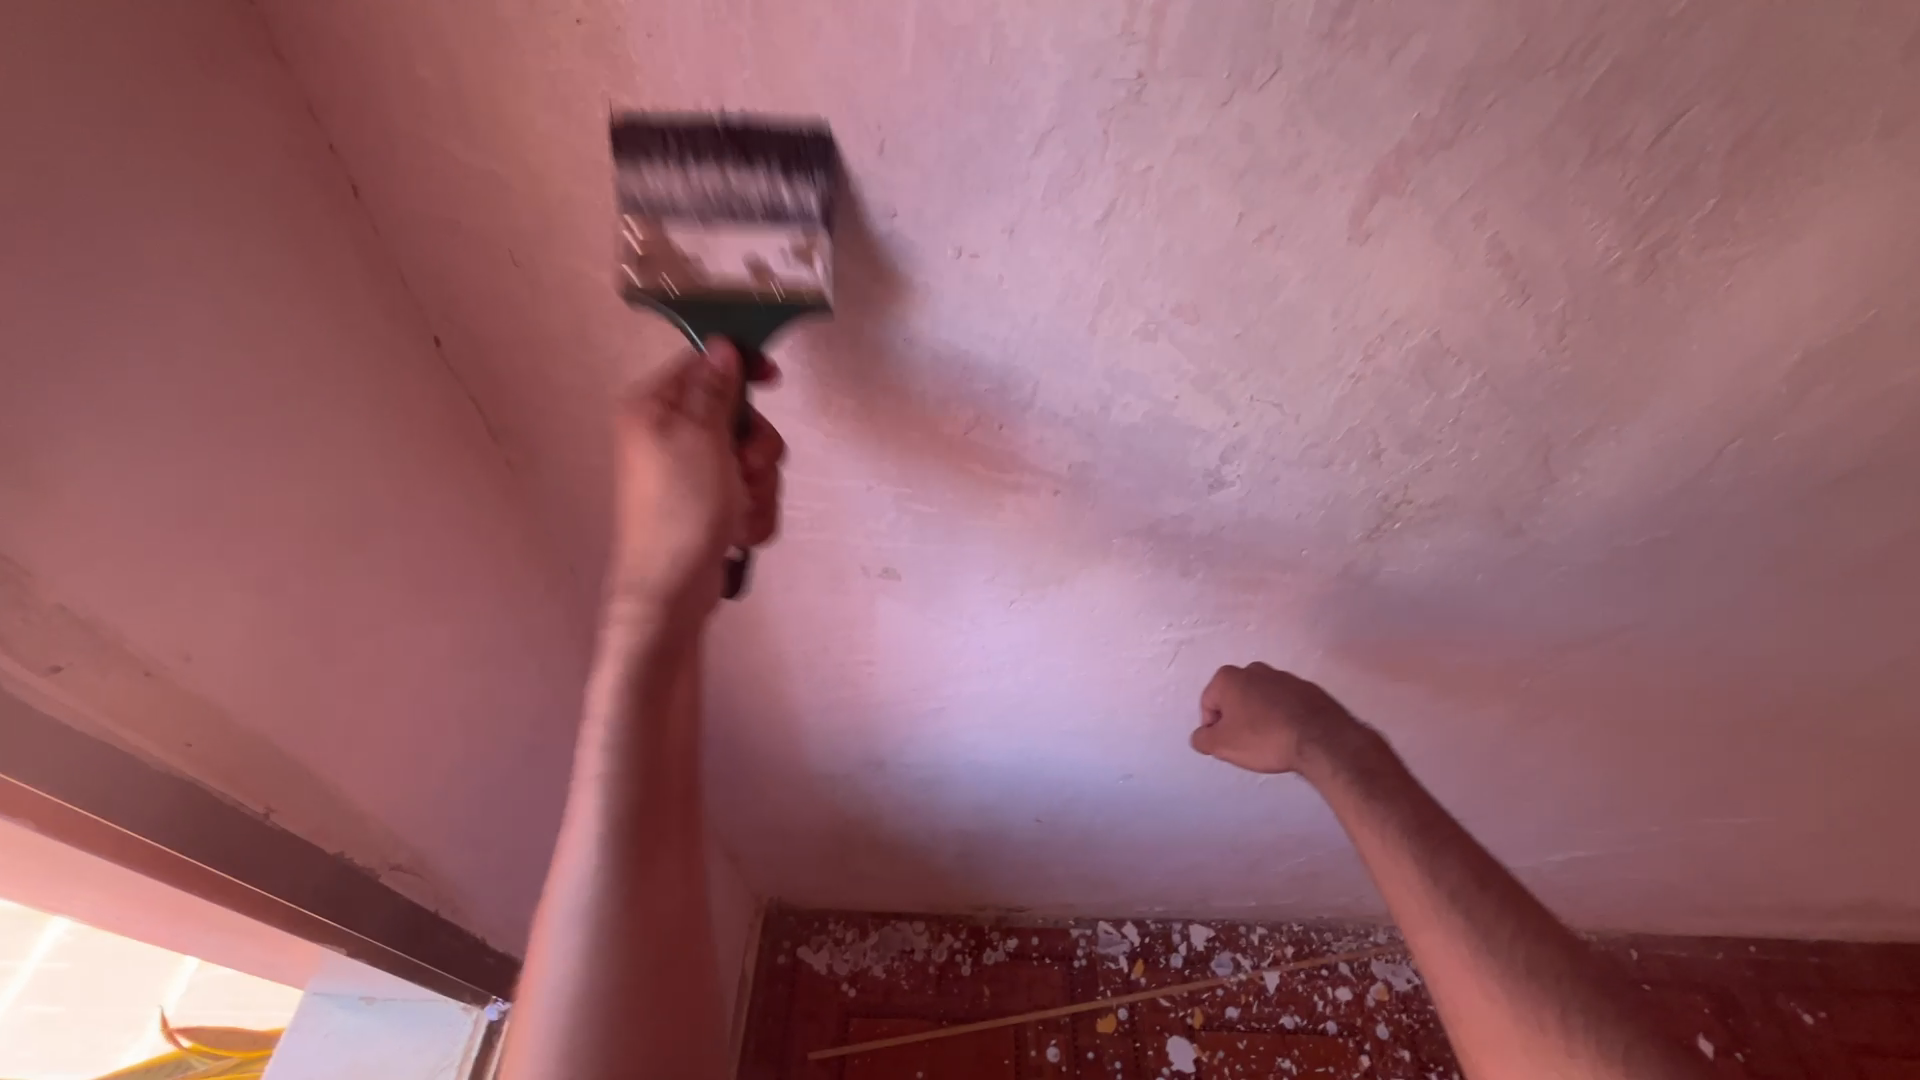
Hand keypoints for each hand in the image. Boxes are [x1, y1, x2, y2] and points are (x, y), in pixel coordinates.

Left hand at [608, 338, 785, 616]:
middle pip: (740, 415)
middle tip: (745, 469)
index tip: (773, 380)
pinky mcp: (712, 505)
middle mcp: (672, 435)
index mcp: (655, 408)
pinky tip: (739, 532)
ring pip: (753, 458)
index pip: (706, 364)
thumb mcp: (700, 438)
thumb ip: (715, 389)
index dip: (742, 368)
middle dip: (756, 448)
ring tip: (740, 511)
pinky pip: (751, 492)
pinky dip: (753, 511)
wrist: (673, 589)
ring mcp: (694, 473)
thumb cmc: (681, 509)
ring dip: (759, 486)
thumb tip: (722, 345)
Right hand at [1190, 663, 1370, 776]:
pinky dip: (1284, 718)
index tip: (1228, 745)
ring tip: (1271, 743)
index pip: (1208, 705)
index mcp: (1228, 678)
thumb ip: (1201, 739)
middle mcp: (1254, 670)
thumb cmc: (1265, 738)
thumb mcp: (1222, 745)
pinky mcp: (1309, 690)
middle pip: (1235, 699)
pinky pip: (1287, 705)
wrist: (1322, 740)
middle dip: (1238, 720)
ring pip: (1262, 700)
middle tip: (1247, 744)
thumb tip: (1201, 736)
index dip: (1214, 729)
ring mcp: (1284, 677)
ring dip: (1261, 718)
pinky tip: (1290, 737)